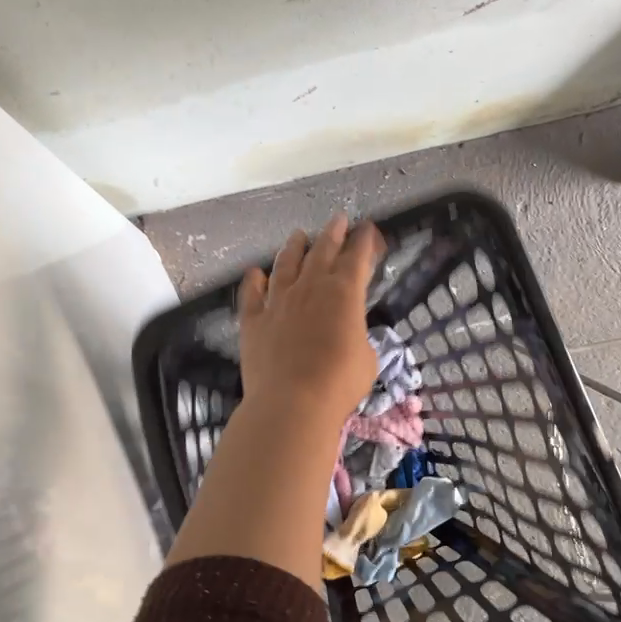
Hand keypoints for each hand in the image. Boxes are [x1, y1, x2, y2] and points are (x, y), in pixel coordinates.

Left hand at [237, 213, 385, 423]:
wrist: (292, 402)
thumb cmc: (340, 382)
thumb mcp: (367, 357)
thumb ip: (358, 336)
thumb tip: (350, 333)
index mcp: (344, 294)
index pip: (357, 259)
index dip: (364, 242)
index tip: (368, 229)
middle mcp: (310, 288)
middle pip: (322, 251)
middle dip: (332, 233)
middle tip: (338, 219)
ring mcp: (278, 302)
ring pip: (286, 265)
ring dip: (294, 248)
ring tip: (299, 235)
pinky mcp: (253, 320)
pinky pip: (252, 294)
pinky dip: (254, 280)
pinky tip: (255, 272)